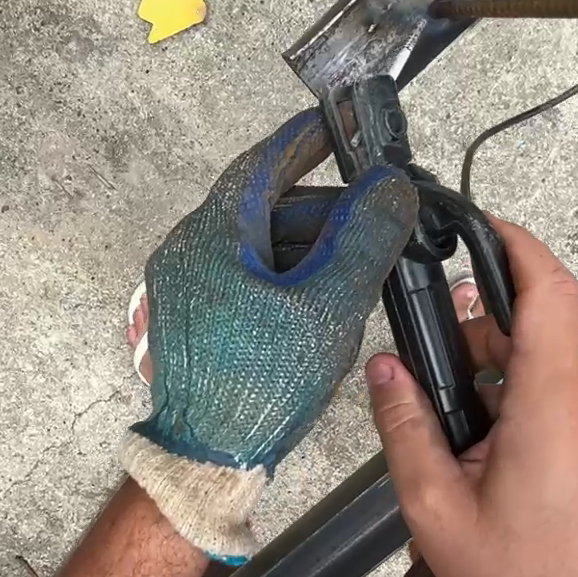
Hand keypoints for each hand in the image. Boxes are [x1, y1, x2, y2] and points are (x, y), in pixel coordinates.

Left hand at [124, 110, 417, 561]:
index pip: (263, 162)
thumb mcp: (327, 305)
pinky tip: (320, 291)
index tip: (340, 123)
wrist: (208, 454)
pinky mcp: (193, 311)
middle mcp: (189, 249)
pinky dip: (284, 273)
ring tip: (354, 262)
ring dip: (306, 244)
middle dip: (322, 207)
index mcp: (213, 234)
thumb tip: (391, 186)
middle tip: (372, 213)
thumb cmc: (262, 381)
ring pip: (257, 242)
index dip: (307, 139)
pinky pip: (244, 273)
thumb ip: (364, 238)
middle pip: (264, 205)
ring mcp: (186, 282)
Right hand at [363, 218, 577, 576]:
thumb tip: (383, 367)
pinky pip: (545, 389)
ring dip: (481, 371)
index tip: (475, 225)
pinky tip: (470, 443)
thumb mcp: (435, 507)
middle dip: (467, 331)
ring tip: (439, 423)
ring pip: (531, 361)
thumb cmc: (522, 575)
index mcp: (549, 403)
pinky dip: (502, 394)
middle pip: (525, 327)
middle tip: (416, 366)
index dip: (515, 244)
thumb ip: (404, 428)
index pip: (549, 292)